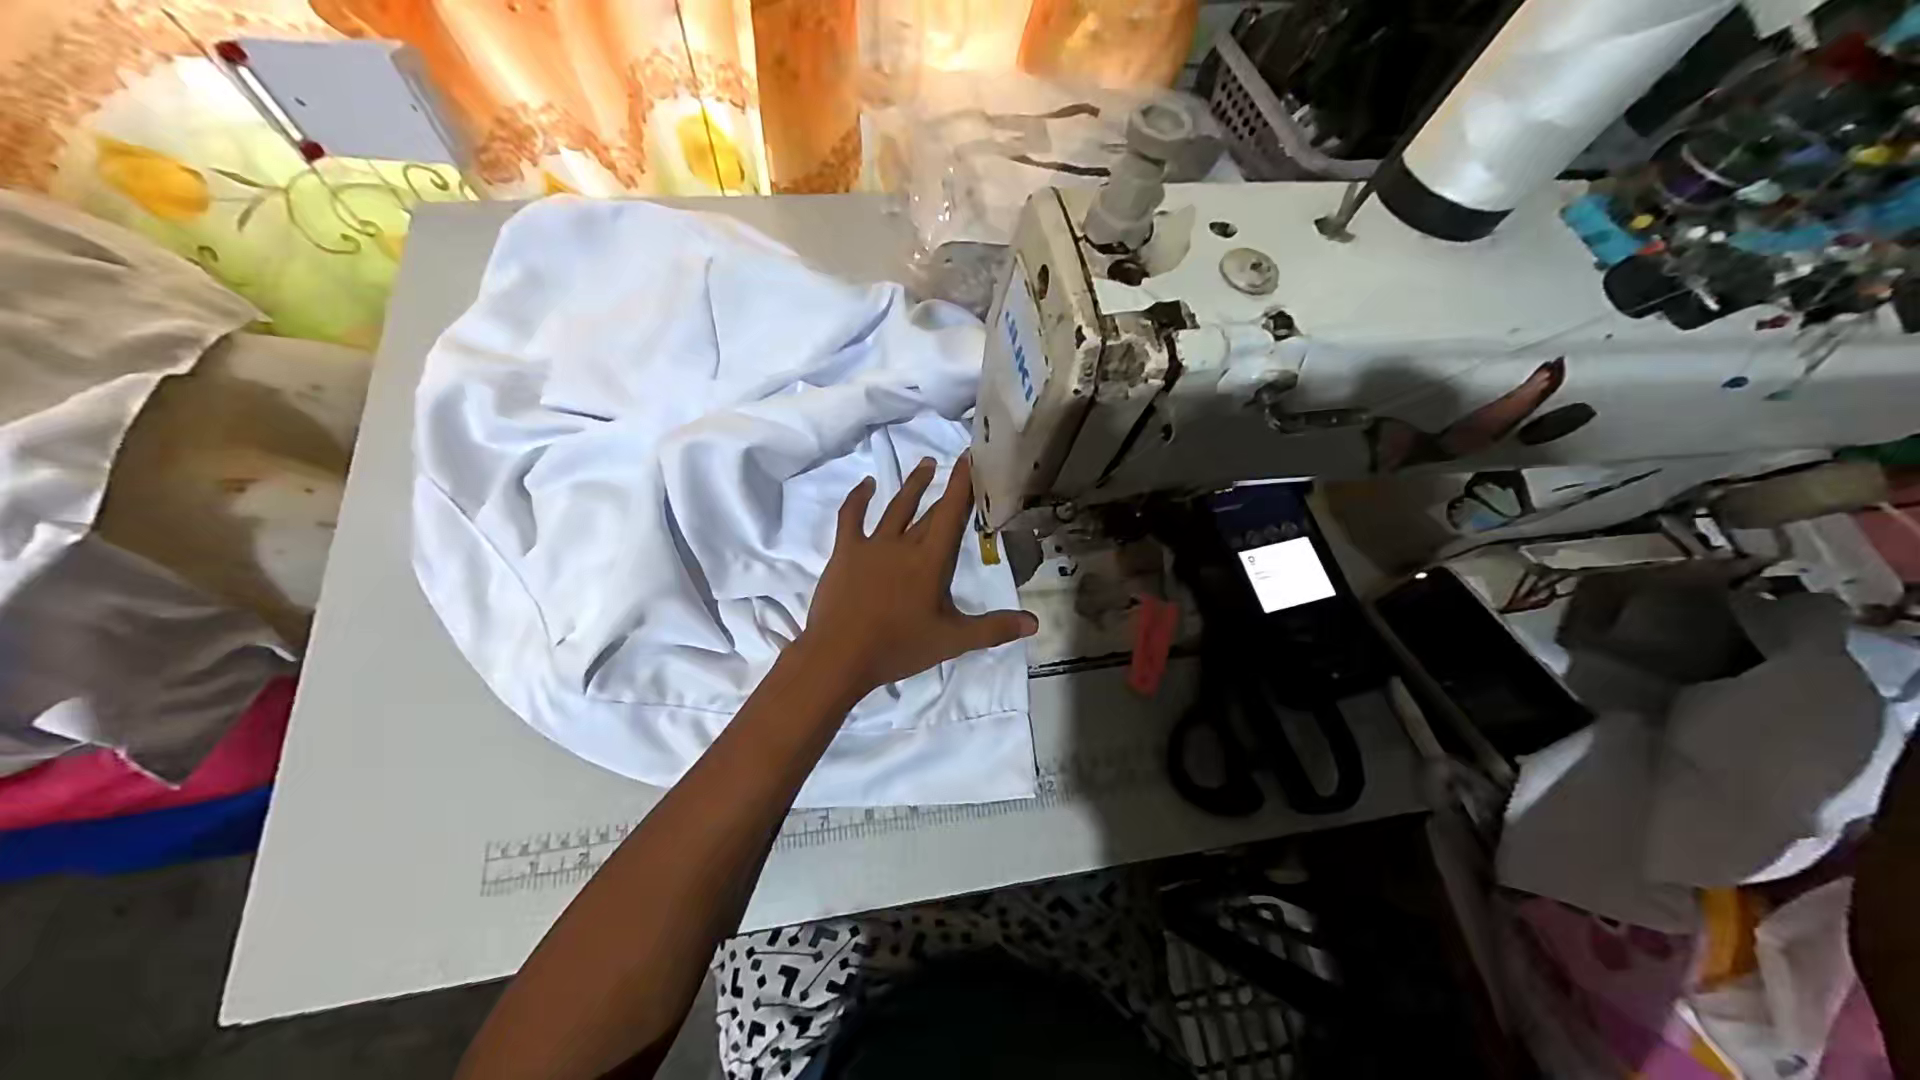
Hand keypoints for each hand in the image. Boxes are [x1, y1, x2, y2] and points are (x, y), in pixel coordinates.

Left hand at [799, 453, 1037, 697]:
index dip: (962, 485)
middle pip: (928, 510)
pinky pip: (851, 517)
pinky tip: (865, 484)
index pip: (951, 514)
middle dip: (945, 485)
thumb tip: (1034, 623)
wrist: (840, 655)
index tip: (970, 458)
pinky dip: (858, 498)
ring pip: (895, 507)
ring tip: (925, 464)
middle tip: (955, 462)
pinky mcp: (845, 552)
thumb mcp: (952, 641)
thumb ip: (993, 630)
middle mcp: (903, 544)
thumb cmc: (898, 647)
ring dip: (912, 485)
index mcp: (931, 561)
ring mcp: (872, 545)